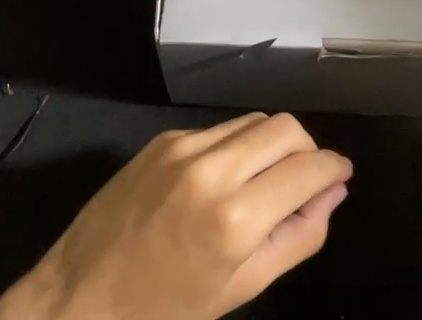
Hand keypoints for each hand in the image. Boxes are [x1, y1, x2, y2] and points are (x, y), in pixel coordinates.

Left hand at [0, 112, 351, 319]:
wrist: (80, 296)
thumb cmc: (166, 309)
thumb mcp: (241, 288)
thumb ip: (297, 237)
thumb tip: (333, 192)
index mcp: (236, 219)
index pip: (308, 168)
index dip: (334, 167)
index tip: (341, 174)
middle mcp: (213, 169)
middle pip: (286, 128)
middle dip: (307, 149)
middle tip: (305, 180)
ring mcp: (184, 147)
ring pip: (254, 120)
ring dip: (272, 144)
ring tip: (264, 180)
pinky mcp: (163, 139)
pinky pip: (219, 129)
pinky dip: (237, 146)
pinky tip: (223, 180)